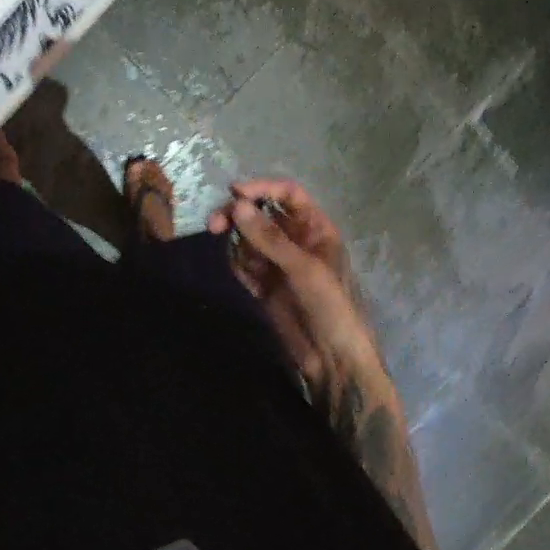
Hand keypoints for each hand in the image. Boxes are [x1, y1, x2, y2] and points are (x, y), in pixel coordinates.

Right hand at [208, 179, 374, 385]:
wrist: (334, 361)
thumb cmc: (332, 308)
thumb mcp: (303, 269)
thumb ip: (269, 237)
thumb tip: (236, 205)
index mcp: (316, 229)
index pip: (287, 194)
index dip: (262, 188)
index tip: (233, 192)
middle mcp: (296, 240)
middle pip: (261, 213)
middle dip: (238, 216)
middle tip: (215, 225)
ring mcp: (279, 262)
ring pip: (248, 238)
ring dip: (238, 244)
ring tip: (244, 265)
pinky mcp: (265, 284)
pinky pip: (244, 264)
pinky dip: (240, 266)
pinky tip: (249, 282)